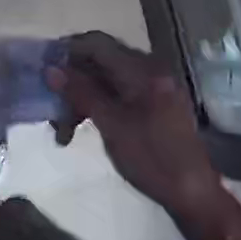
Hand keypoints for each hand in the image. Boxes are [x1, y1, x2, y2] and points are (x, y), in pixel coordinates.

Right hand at [48, 32, 223, 220]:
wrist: (196, 196)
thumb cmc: (152, 159)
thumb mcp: (112, 126)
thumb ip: (82, 92)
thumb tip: (51, 69)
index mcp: (141, 69)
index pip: (96, 42)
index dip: (67, 50)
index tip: (44, 69)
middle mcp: (150, 68)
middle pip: (101, 59)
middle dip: (73, 80)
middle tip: (52, 106)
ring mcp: (155, 85)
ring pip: (108, 78)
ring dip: (84, 96)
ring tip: (65, 129)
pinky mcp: (157, 102)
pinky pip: (120, 90)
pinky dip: (100, 102)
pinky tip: (88, 124)